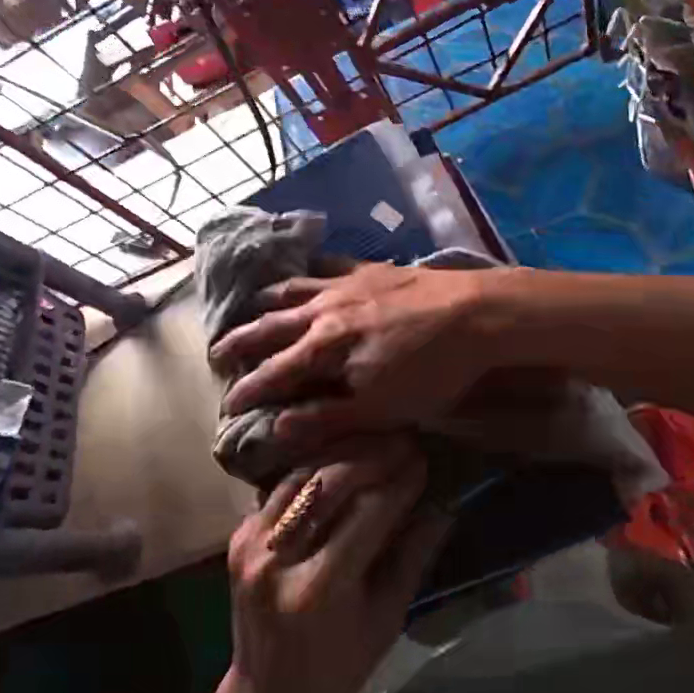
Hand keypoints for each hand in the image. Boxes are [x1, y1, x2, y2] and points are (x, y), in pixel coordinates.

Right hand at [210, 264, 501, 446]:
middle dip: (240, 341)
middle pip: (270, 325)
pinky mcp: (368, 269)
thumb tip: (277, 428)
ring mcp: (344, 284)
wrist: (477, 313)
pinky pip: (327, 264)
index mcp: (323, 348)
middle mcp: (322, 311)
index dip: (247, 390)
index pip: (272, 373)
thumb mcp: (382, 407)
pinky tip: (306, 270)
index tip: (226, 406)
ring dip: (265, 301)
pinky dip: (309, 269)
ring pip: (291, 289)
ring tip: (249, 307)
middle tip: (216, 350)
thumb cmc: (431, 368)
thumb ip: (327, 417)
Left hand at [220, 441, 447, 692]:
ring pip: (300, 476)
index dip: (398, 483)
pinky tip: (337, 454)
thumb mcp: (384, 620)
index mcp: (318, 590)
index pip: (366, 515)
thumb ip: (411, 558)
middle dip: (371, 456)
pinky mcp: (239, 534)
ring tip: (374, 438)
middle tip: (402, 441)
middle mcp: (277, 558)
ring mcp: (250, 543)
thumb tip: (442, 505)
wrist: (265, 691)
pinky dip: (311, 469)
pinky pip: (280, 488)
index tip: (423, 460)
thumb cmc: (337, 666)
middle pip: (328, 485)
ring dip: (340, 452)